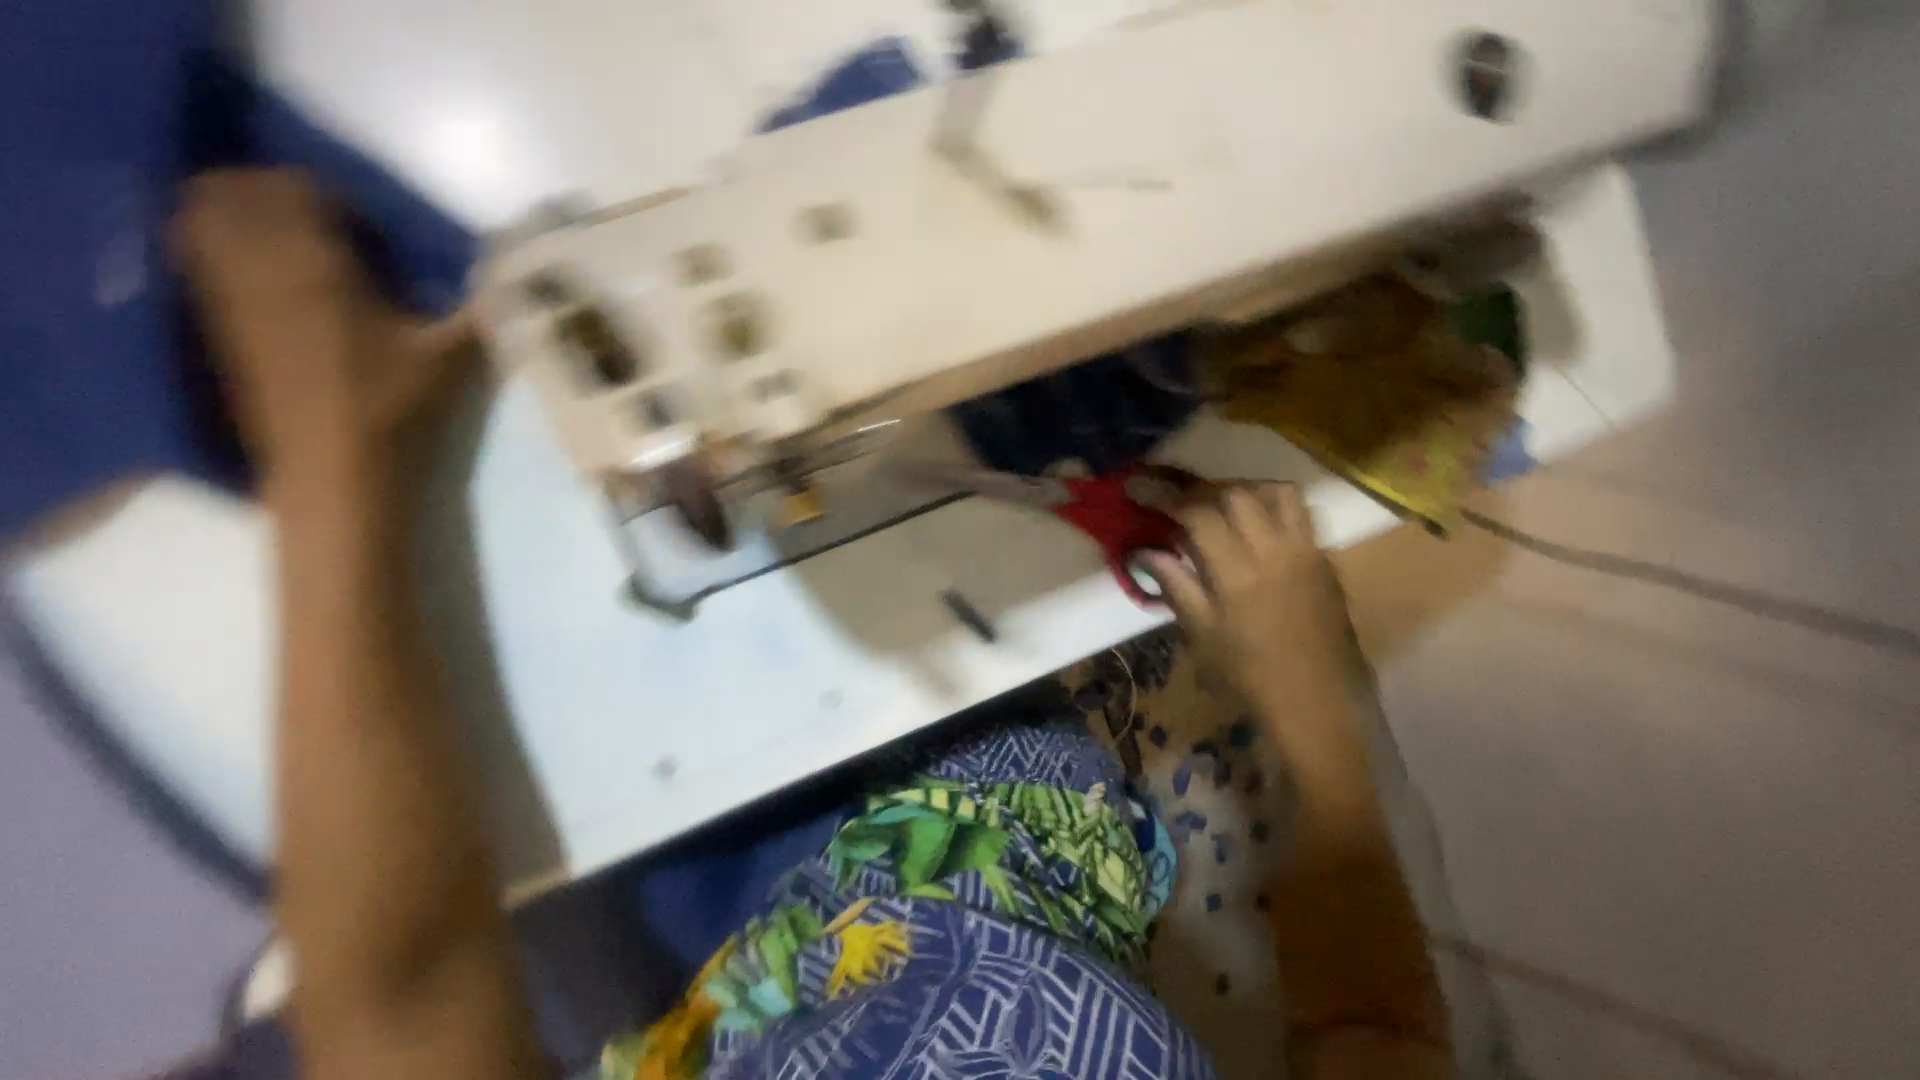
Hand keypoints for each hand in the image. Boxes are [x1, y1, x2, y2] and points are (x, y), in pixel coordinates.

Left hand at [172, 169, 473, 488]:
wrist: (333, 467)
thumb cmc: (393, 406)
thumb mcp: (450, 359)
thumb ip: (478, 314)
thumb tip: (514, 285)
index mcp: (319, 264)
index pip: (299, 191)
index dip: (330, 197)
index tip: (364, 226)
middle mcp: (262, 266)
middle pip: (236, 193)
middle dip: (275, 195)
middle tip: (321, 223)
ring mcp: (229, 294)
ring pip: (204, 220)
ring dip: (241, 216)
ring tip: (290, 243)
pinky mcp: (218, 324)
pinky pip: (198, 260)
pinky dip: (223, 249)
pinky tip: (269, 276)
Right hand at [1142, 485, 1373, 791]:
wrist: (1317, 700)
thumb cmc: (1250, 675)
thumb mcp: (1201, 636)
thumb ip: (1176, 585)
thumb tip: (1145, 550)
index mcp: (1237, 573)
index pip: (1197, 513)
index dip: (1164, 494)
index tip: (1138, 486)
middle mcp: (1274, 551)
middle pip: (1235, 494)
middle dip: (1198, 489)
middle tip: (1174, 497)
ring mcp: (1305, 551)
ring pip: (1274, 492)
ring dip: (1240, 488)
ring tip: (1218, 501)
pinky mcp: (1323, 558)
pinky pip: (1300, 512)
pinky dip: (1271, 502)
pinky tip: (1255, 520)